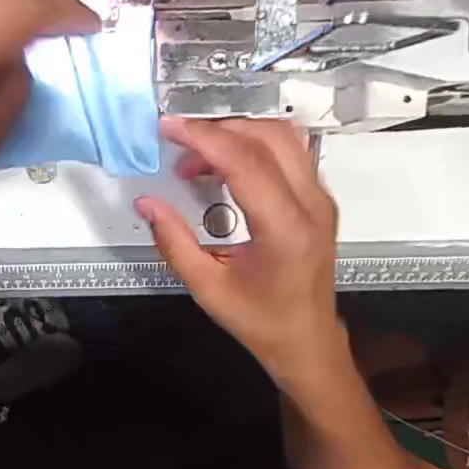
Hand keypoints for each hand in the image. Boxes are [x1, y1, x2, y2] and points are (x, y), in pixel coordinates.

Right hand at [135, 117, 348, 392]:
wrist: (307, 340)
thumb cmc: (261, 321)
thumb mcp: (208, 288)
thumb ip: (174, 242)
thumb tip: (147, 203)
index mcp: (285, 230)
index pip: (245, 161)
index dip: (204, 137)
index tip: (170, 128)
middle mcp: (312, 205)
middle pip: (268, 137)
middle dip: (218, 129)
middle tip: (180, 144)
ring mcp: (321, 199)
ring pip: (284, 136)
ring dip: (238, 133)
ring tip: (199, 156)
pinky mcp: (320, 199)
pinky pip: (291, 152)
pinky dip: (255, 145)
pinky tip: (225, 165)